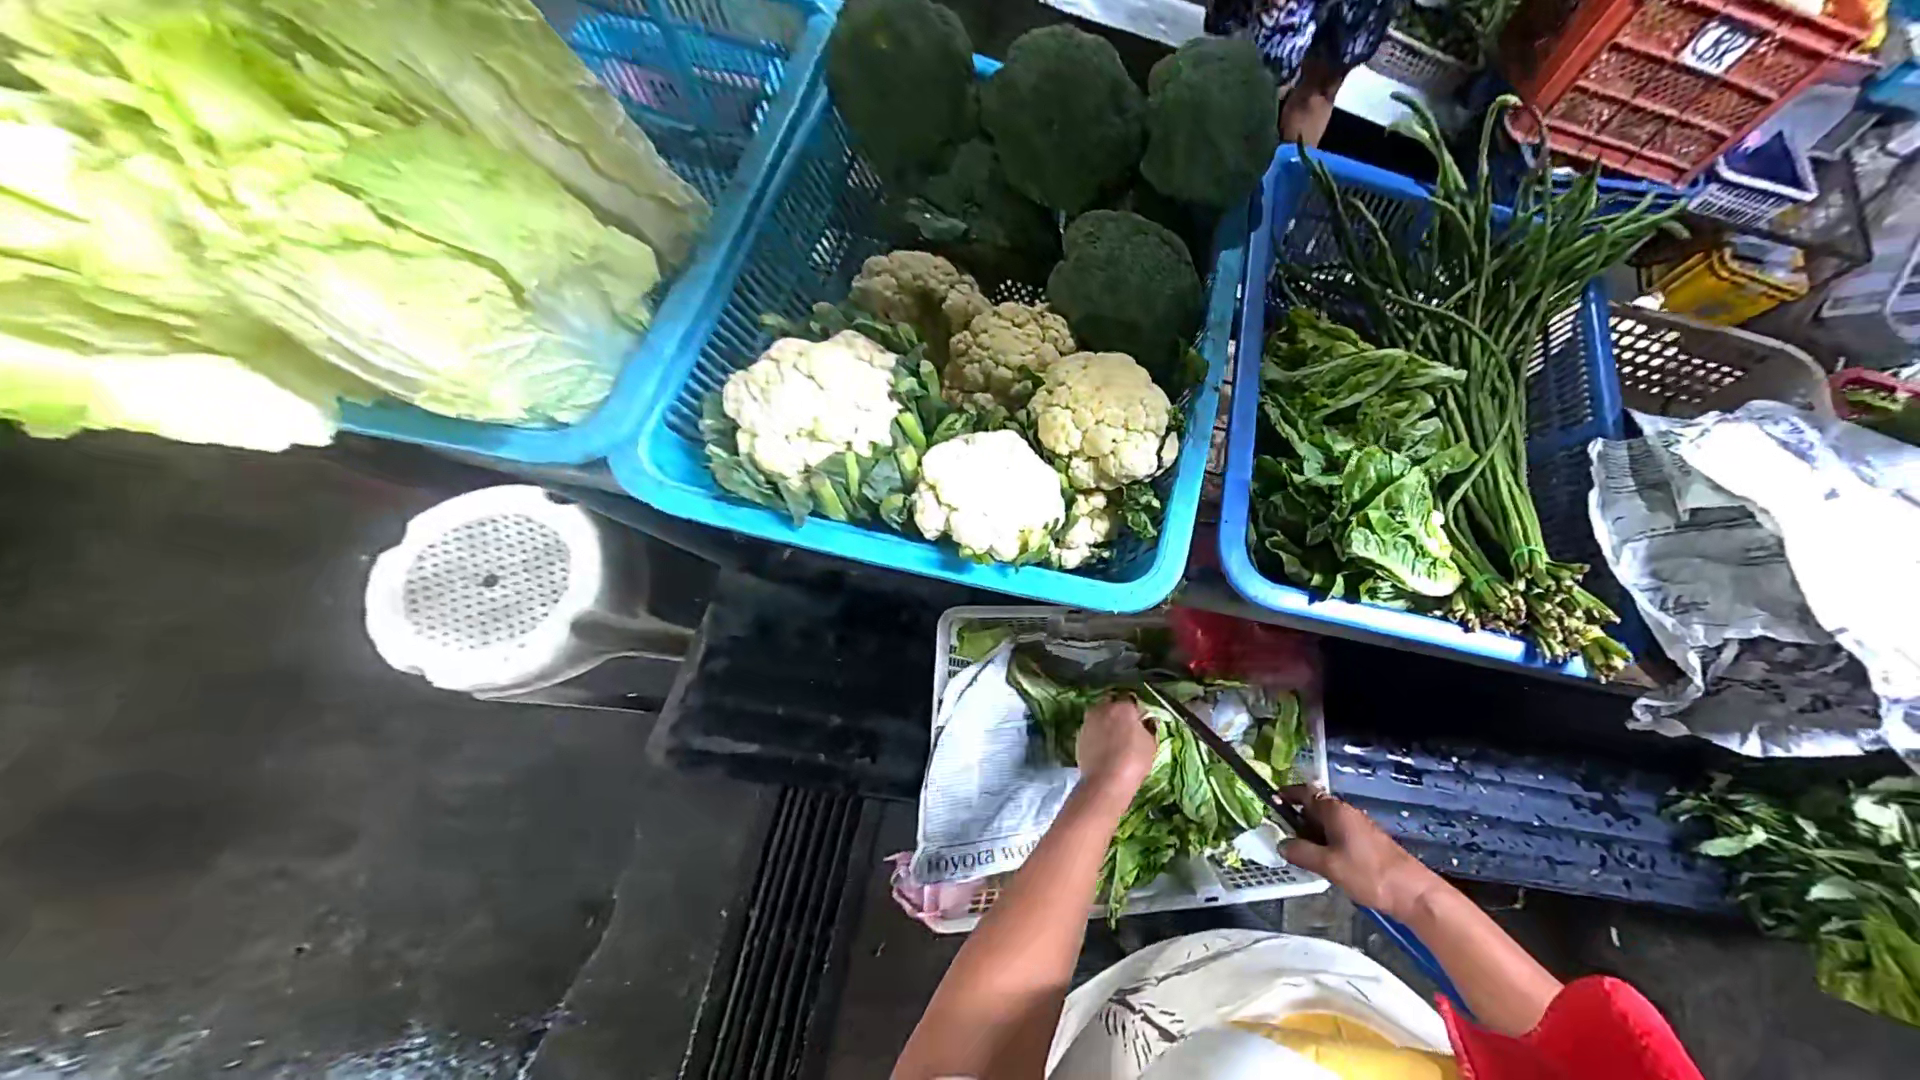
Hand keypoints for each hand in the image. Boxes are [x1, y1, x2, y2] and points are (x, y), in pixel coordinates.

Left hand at [1075, 698, 1155, 802]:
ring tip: (1114, 738)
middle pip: (1111, 704)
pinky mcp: (1079, 735)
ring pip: (1099, 716)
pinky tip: (1103, 747)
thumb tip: (1147, 722)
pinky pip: (1091, 730)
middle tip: (1126, 726)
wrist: (1106, 781)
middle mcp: (1102, 708)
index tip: (1140, 720)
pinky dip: (1097, 734)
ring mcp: (1088, 721)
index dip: (1136, 709)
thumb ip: (1149, 728)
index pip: (1131, 699)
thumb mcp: (1151, 744)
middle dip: (1118, 711)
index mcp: (1122, 707)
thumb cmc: (1133, 760)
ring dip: (1106, 722)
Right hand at [1280, 786, 1443, 920]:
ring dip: (1312, 834)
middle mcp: (1346, 813)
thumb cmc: (1369, 874)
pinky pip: (1338, 835)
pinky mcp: (1368, 843)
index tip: (1270, 803)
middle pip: (1314, 808)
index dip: (1286, 796)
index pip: (1304, 792)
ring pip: (1326, 824)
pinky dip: (1326, 843)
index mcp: (1335, 810)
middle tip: (1282, 836)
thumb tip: (1281, 844)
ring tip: (1300, 853)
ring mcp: (1359, 827)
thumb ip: (1300, 852)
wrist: (1415, 895)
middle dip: (1297, 820)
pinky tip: (1323, 862)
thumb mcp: (1328, 865)